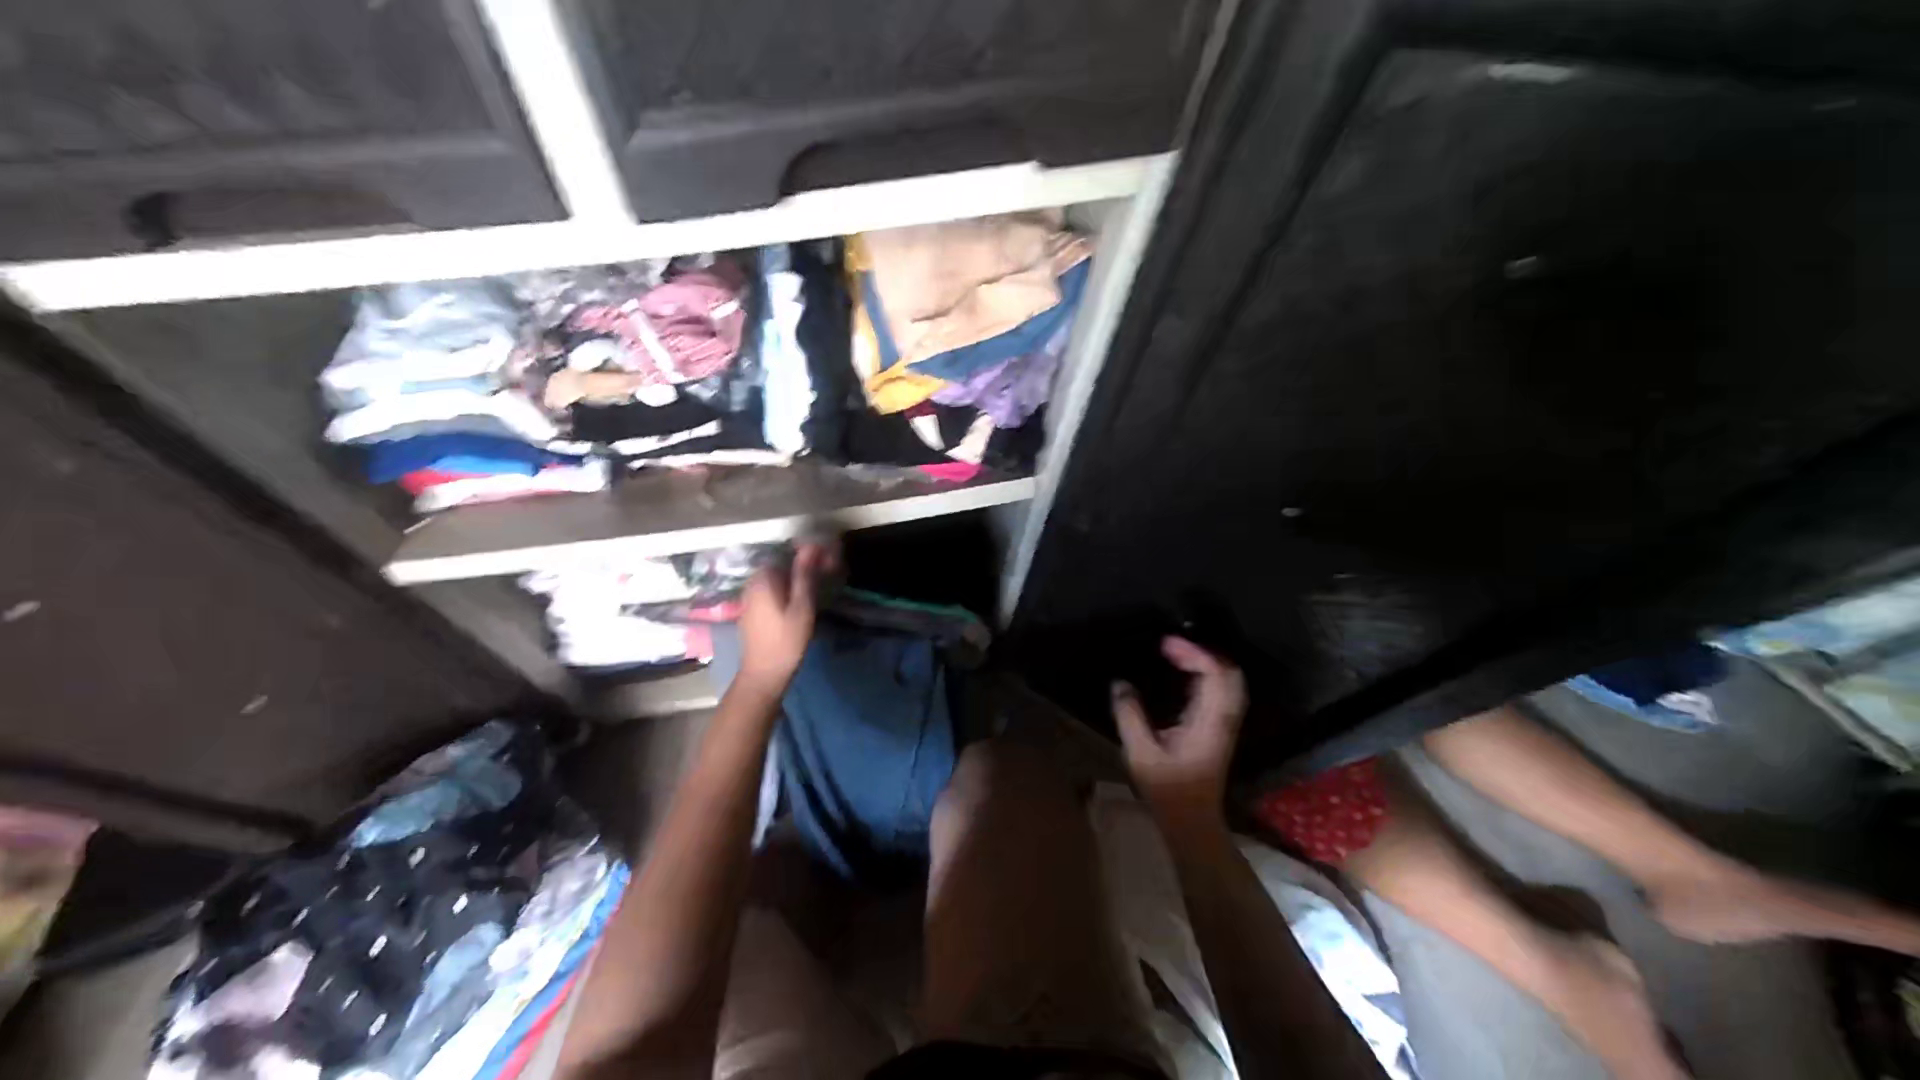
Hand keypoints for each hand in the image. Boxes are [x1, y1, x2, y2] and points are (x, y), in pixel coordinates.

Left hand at [735, 543, 828, 693]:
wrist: (763, 675)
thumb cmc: (786, 641)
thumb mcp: (802, 606)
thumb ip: (805, 575)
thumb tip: (812, 545)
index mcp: (763, 578)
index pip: (788, 552)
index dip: (811, 553)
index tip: (831, 560)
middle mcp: (753, 582)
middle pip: (782, 564)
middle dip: (806, 564)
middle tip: (830, 572)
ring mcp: (750, 596)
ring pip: (778, 578)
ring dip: (798, 577)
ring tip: (821, 584)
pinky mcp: (753, 609)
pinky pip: (773, 590)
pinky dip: (788, 589)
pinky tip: (803, 599)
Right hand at [1112, 636, 1247, 829]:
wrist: (1193, 822)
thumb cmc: (1167, 790)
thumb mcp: (1141, 754)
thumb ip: (1130, 715)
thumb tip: (1120, 684)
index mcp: (1210, 721)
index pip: (1213, 674)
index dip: (1192, 652)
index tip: (1164, 644)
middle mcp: (1224, 719)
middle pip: (1229, 674)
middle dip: (1203, 652)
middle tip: (1172, 645)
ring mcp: (1225, 725)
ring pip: (1228, 682)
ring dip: (1206, 663)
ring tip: (1177, 655)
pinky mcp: (1219, 731)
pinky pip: (1222, 692)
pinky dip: (1206, 676)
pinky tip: (1183, 677)